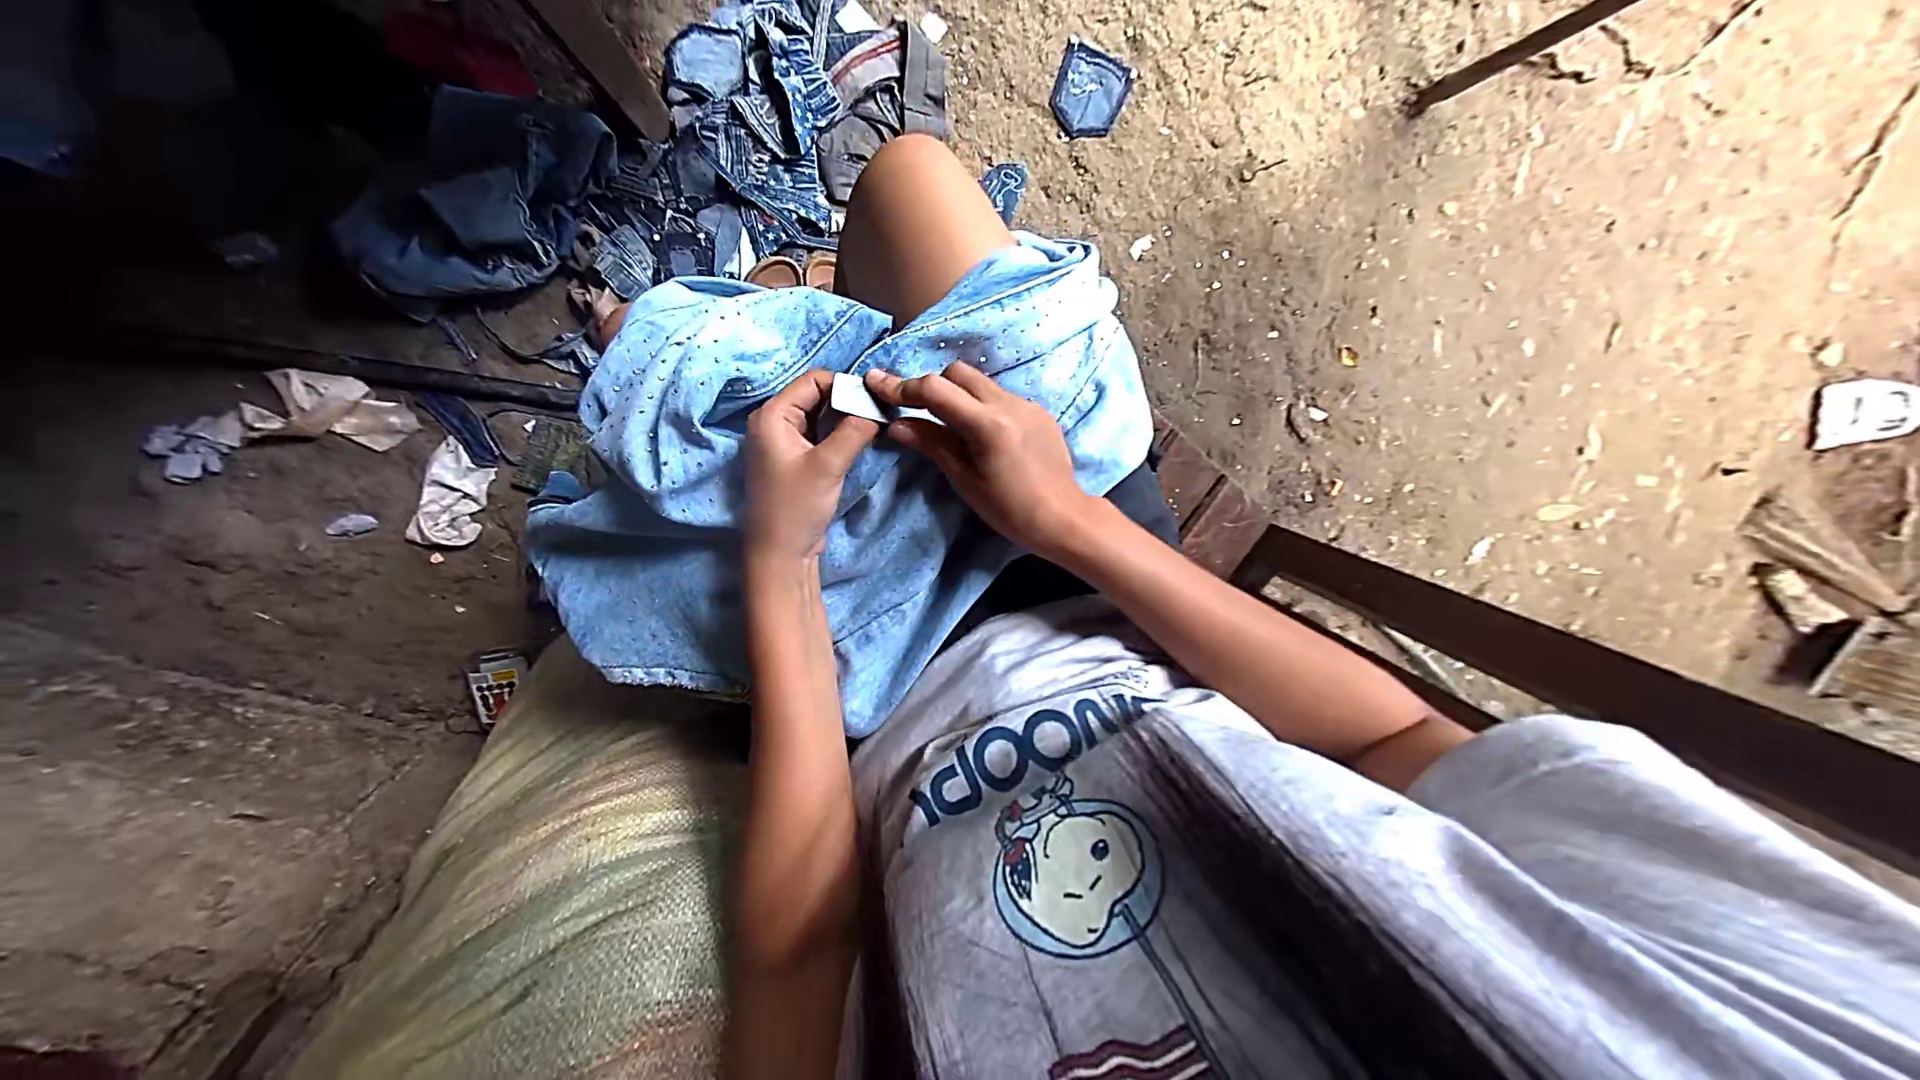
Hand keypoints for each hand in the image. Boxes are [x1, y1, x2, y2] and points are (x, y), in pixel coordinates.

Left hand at [745, 371, 880, 564]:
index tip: (875, 400)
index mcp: (772, 416)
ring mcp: (784, 442)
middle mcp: (774, 422)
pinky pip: (820, 434)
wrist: (782, 553)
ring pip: (821, 416)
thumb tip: (878, 407)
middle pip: (817, 395)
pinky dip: (840, 434)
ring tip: (876, 425)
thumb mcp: (828, 465)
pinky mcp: (796, 459)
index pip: (813, 380)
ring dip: (846, 418)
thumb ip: (854, 431)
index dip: (845, 385)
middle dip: (848, 401)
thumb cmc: (797, 507)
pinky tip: (861, 440)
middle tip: (880, 412)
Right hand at [865, 363, 1095, 557]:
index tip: (875, 382)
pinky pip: (1002, 396)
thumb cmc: (1009, 509)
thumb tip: (896, 424)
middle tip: (917, 410)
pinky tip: (985, 435)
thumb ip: (932, 444)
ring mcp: (1027, 404)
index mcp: (987, 424)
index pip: (935, 389)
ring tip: (951, 424)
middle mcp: (1008, 404)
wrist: (1062, 517)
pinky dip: (983, 406)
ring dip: (959, 394)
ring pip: (981, 382)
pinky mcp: (1039, 411)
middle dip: (932, 386)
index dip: (901, 386)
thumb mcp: (964, 480)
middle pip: (957, 373)